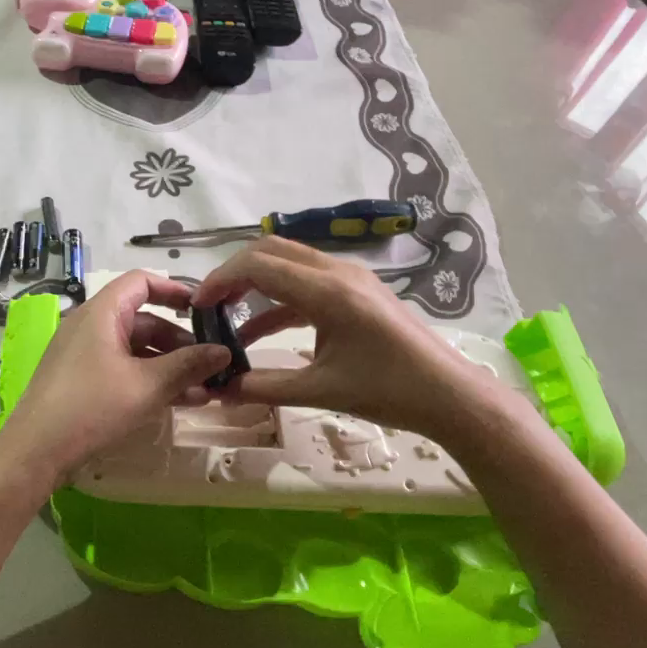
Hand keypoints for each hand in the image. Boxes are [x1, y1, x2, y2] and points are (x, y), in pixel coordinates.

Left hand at [0, 271, 230, 492]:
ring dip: (169, 367)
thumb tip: (224, 351)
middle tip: (213, 365)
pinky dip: (149, 381)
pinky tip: (177, 402)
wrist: (35, 451)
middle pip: (143, 320)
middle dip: (181, 342)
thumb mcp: (147, 386)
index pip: (141, 282)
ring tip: (204, 391)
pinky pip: (123, 370)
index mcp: (101, 313)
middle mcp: (91, 326)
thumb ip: (188, 366)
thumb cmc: (91, 407)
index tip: (205, 310)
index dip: (175, 291)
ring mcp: (84, 355)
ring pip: (135, 350)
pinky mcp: (82, 381)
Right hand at [194, 237, 523, 447]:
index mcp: (327, 292)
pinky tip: (257, 331)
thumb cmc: (388, 391)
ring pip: (288, 263)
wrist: (449, 395)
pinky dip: (277, 300)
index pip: (259, 266)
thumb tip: (220, 389)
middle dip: (233, 274)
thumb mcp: (320, 390)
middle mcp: (337, 273)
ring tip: (226, 318)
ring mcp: (349, 279)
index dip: (221, 281)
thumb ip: (264, 386)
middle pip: (270, 252)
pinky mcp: (356, 292)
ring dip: (254, 284)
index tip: (197, 307)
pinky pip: (305, 283)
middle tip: (208, 306)